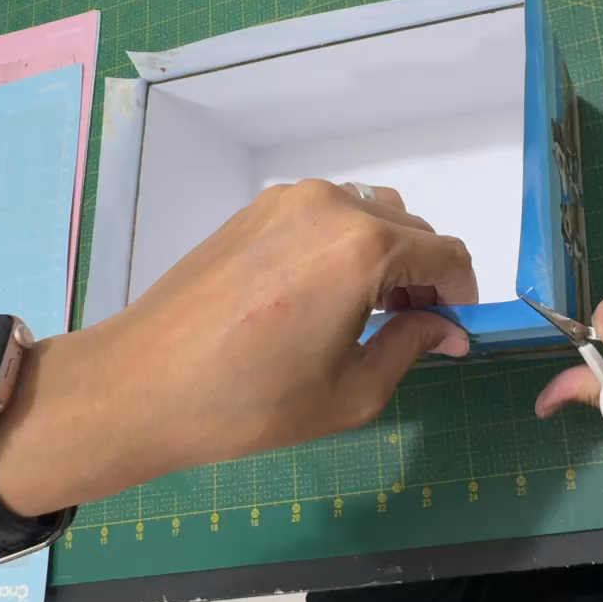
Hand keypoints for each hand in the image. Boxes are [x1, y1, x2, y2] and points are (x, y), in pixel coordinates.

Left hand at [0, 180, 475, 513]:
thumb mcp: (352, 391)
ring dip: (389, 255)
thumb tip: (451, 329)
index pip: (447, 254)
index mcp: (362, 248)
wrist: (140, 386)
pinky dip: (347, 243)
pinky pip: (330, 213)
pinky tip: (323, 290)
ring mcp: (290, 199)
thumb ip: (413, 344)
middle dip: (425, 276)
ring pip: (372, 214)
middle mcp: (332, 206)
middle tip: (410, 325)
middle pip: (412, 230)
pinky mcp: (258, 207)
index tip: (453, 327)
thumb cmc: (252, 403)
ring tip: (367, 308)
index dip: (462, 292)